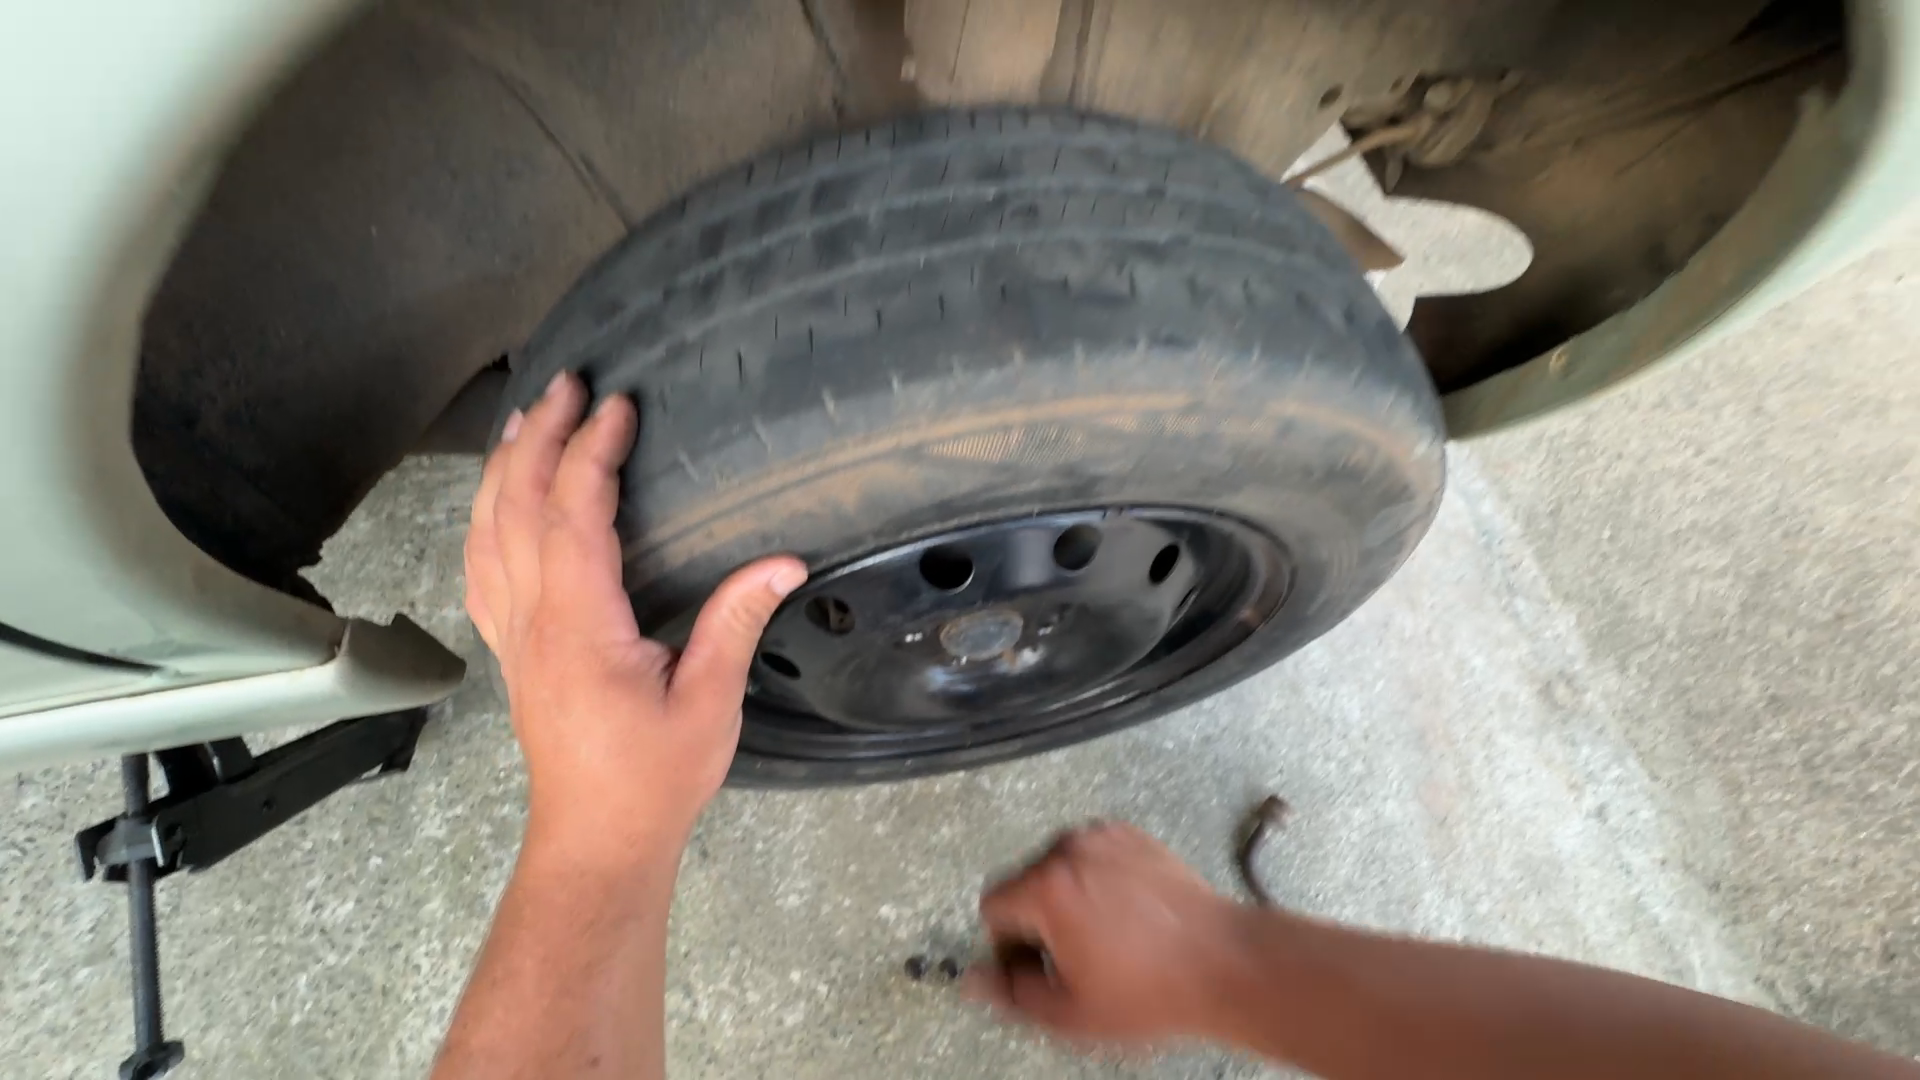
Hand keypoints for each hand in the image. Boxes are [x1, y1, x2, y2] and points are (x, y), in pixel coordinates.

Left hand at [464, 371, 806, 852]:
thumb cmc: (654, 775)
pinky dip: (485, 518)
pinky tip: (496, 501)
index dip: (592, 453)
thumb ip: (736, 623)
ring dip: (503, 469)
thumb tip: (785, 563)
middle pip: (516, 510)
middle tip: (567, 387)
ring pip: (487, 533)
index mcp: (581, 626)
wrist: (595, 837)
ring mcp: (512, 636)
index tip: (618, 407)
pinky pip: (482, 568)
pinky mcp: (512, 649)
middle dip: (539, 439)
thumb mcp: (710, 700)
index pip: (576, 517)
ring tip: (526, 420)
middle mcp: (532, 622)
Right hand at [966, 822, 1255, 1047]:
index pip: (992, 905)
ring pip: (1057, 866)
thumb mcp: (1070, 1012)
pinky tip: (1125, 913)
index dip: (1007, 943)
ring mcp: (1100, 834)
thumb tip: (974, 979)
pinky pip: (1090, 853)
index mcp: (1046, 885)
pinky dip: (1096, 878)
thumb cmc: (1151, 988)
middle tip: (1075, 957)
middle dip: (1038, 918)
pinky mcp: (1127, 833)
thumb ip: (1011, 994)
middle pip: (1024, 881)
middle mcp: (1068, 847)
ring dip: (1067, 896)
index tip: (1037, 965)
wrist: (1221, 960)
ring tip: (1106, 935)